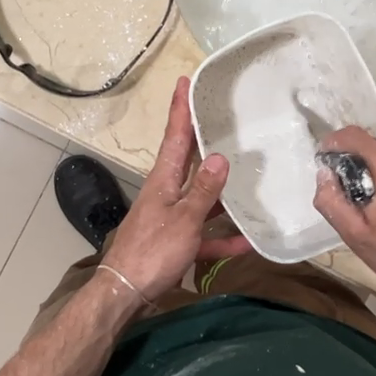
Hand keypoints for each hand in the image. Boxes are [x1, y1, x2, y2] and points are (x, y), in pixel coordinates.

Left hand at [101, 78, 251, 294]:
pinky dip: (223, 239)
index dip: (180, 109)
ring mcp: (171, 219)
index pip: (174, 137)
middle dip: (204, 141)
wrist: (126, 293)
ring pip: (201, 200)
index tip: (185, 81)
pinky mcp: (176, 244)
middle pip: (189, 163)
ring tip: (249, 179)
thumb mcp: (183, 220)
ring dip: (222, 194)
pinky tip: (247, 242)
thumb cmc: (152, 252)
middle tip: (223, 119)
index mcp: (163, 181)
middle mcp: (166, 194)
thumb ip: (203, 191)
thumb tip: (218, 157)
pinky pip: (204, 237)